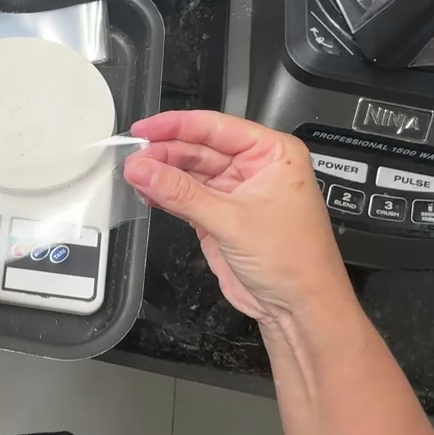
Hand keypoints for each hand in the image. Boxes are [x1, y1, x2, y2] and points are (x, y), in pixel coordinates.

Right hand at [122, 110, 346, 326]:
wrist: (299, 309)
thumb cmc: (296, 263)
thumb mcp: (233, 220)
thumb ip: (182, 193)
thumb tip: (145, 169)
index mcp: (272, 153)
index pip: (216, 127)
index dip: (176, 125)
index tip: (145, 127)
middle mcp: (254, 167)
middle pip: (198, 148)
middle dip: (164, 153)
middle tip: (133, 158)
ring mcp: (235, 191)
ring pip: (188, 172)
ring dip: (161, 174)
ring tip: (134, 175)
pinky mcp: (219, 215)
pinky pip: (185, 196)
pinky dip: (165, 195)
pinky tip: (146, 192)